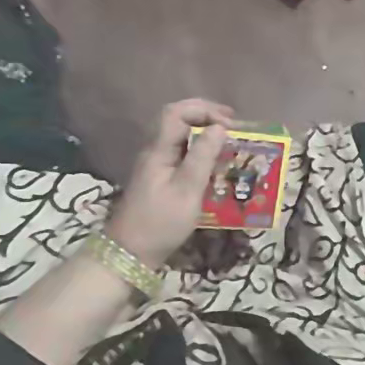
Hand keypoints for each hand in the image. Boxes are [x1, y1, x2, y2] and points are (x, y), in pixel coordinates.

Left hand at [105, 99, 234, 266]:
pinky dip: (200, 153)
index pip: (177, 112)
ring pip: (180, 139)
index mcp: (159, 150)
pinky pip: (181, 156)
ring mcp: (156, 166)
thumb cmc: (160, 223)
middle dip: (207, 118)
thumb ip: (203, 157)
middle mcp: (155, 152)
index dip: (205, 110)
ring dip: (205, 136)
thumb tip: (219, 127)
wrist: (130, 254)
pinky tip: (215, 166)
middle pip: (178, 121)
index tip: (231, 122)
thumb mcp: (187, 190)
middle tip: (234, 127)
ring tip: (229, 144)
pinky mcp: (160, 181)